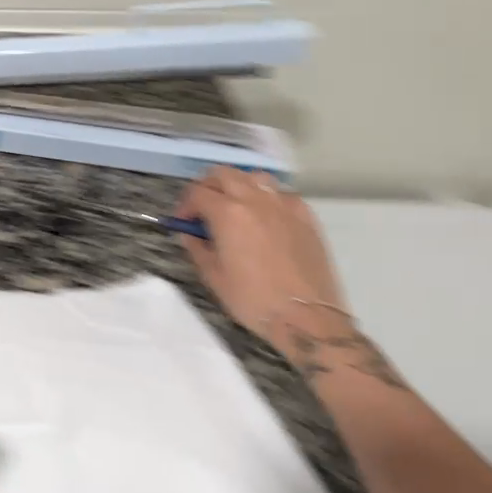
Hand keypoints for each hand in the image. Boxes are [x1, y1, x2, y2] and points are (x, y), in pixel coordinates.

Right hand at [175, 166, 349, 355]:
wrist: (307, 318)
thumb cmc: (254, 299)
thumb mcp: (214, 276)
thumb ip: (198, 248)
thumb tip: (191, 235)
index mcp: (227, 213)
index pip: (197, 193)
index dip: (185, 206)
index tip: (184, 222)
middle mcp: (254, 200)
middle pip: (223, 174)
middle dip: (208, 186)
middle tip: (204, 207)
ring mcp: (284, 206)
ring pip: (255, 177)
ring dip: (239, 185)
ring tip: (237, 205)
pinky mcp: (306, 217)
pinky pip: (283, 194)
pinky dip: (269, 198)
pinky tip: (268, 217)